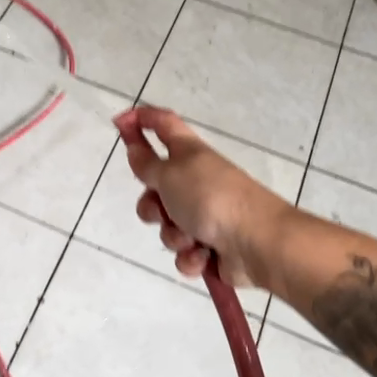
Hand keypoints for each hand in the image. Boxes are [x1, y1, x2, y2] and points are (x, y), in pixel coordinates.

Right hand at [114, 107, 290, 287]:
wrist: (256, 242)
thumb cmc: (210, 198)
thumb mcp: (170, 174)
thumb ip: (147, 164)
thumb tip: (134, 148)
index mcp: (188, 154)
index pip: (163, 125)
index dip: (142, 119)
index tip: (119, 122)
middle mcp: (196, 182)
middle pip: (156, 188)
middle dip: (151, 205)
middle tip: (161, 209)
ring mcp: (205, 215)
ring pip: (167, 226)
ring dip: (174, 236)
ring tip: (192, 238)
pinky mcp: (211, 247)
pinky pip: (185, 253)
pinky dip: (191, 257)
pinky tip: (204, 256)